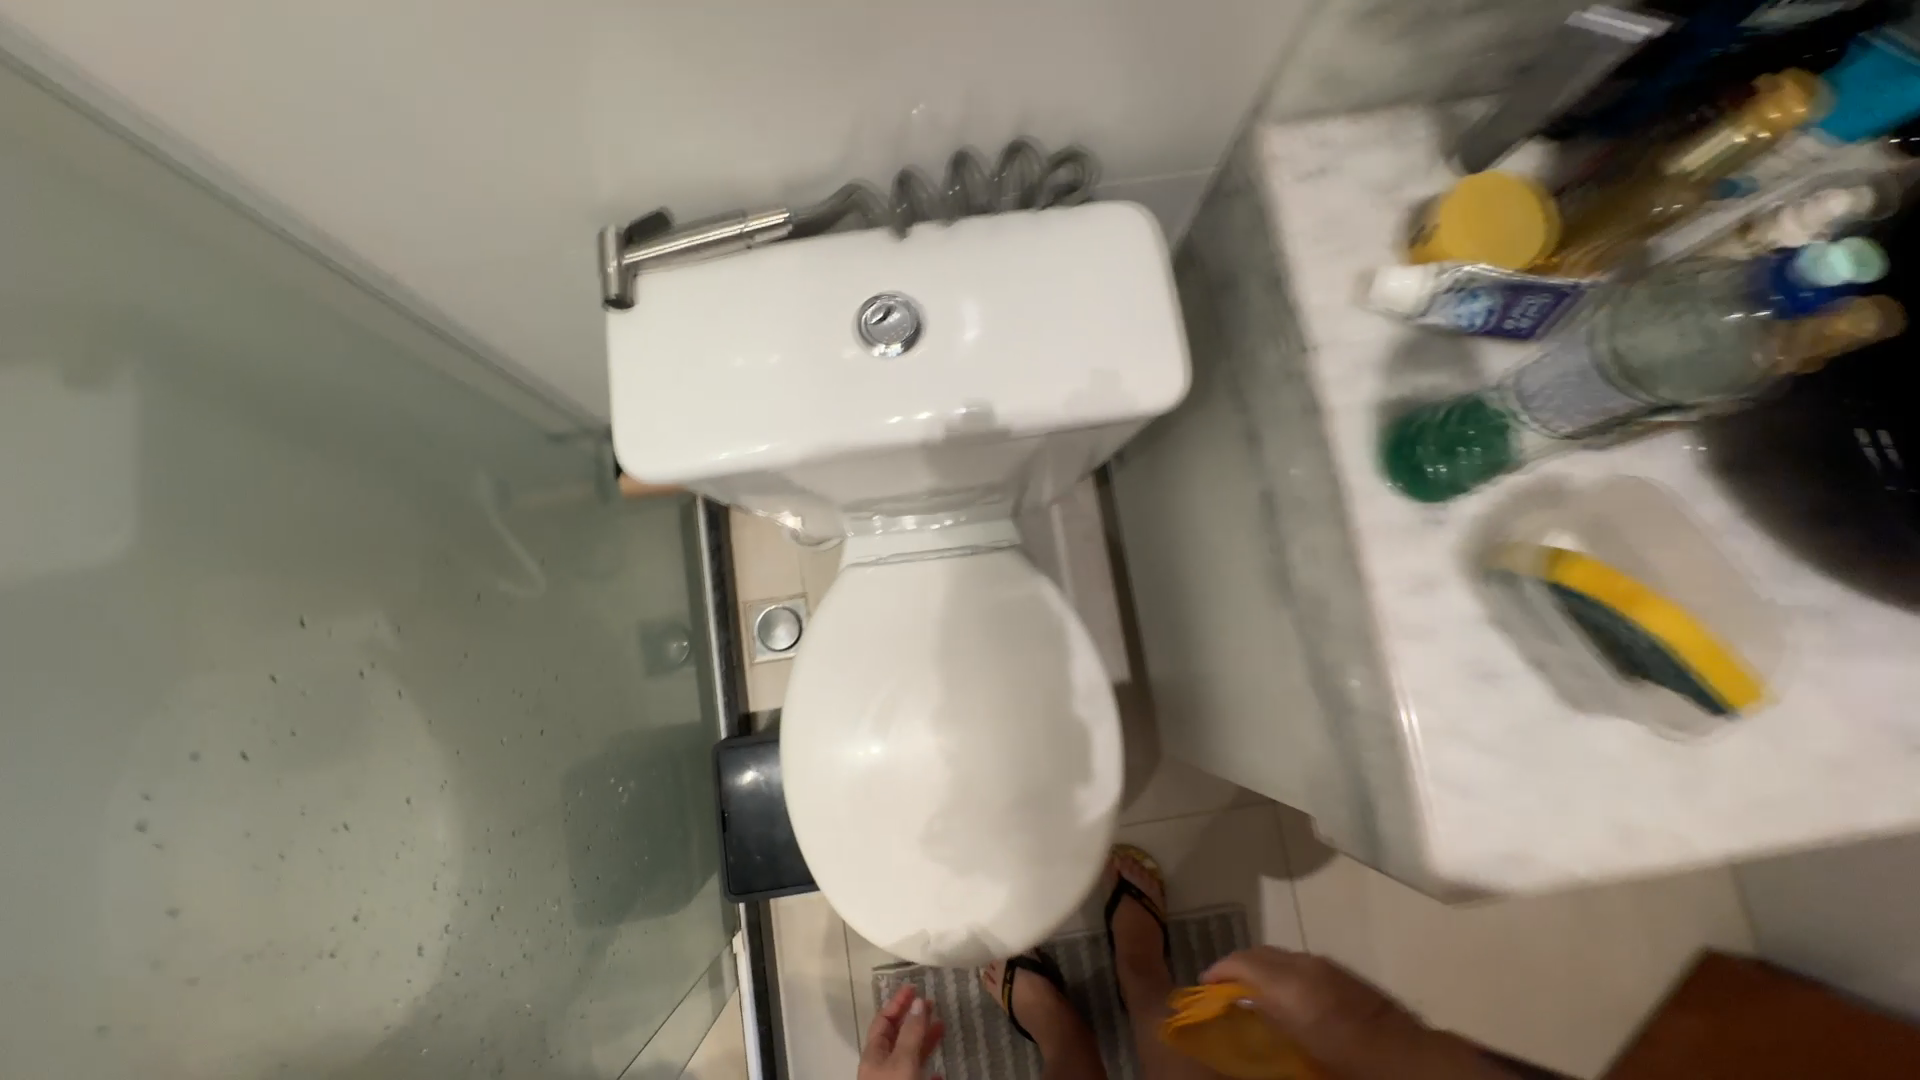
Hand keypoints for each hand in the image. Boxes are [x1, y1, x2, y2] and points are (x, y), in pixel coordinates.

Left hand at [858, 983, 945, 1079]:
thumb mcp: (903, 1059)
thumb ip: (911, 1031)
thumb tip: (918, 1000)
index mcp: (873, 1053)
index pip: (883, 1019)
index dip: (898, 1002)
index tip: (914, 987)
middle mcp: (881, 1065)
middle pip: (898, 1035)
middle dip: (914, 1018)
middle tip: (931, 1003)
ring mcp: (892, 1079)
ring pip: (910, 1055)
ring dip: (925, 1041)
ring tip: (941, 1027)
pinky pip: (917, 1077)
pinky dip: (928, 1070)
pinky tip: (939, 1071)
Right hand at [1203, 947, 1514, 1079]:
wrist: (1418, 1066)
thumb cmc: (1355, 1066)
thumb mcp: (1302, 1051)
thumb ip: (1269, 1025)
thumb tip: (1242, 1009)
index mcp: (1292, 986)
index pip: (1240, 963)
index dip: (1217, 973)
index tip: (1202, 990)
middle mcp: (1307, 967)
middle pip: (1258, 955)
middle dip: (1236, 970)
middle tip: (1221, 996)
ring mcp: (1329, 968)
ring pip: (1281, 958)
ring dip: (1262, 972)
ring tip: (1251, 1000)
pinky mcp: (1347, 977)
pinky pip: (1303, 966)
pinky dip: (1285, 976)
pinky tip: (1287, 1003)